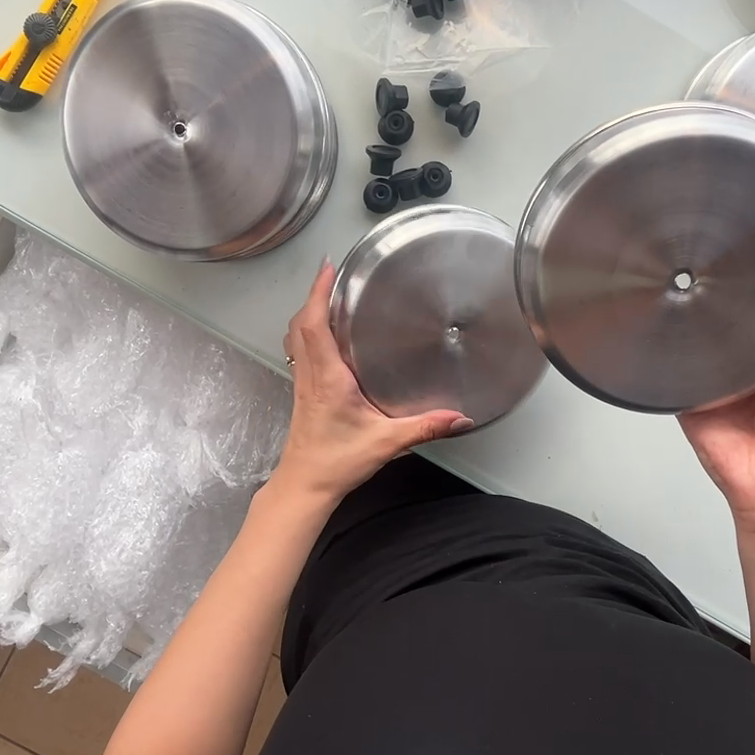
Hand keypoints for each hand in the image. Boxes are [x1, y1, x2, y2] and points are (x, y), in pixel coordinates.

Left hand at [272, 261, 472, 501]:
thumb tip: (458, 418)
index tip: (328, 269)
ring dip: (307, 315)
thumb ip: (424, 427)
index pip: (314, 324)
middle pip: (300, 325)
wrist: (305, 486)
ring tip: (327, 299)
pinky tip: (328, 341)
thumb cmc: (335, 463)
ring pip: (296, 339)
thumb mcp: (386, 442)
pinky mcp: (304, 396)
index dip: (318, 293)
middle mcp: (310, 376)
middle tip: (331, 276)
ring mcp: (303, 385)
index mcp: (327, 378)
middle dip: (313, 296)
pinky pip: (301, 355)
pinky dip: (309, 336)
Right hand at [678, 290, 754, 530]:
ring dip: (697, 339)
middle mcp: (745, 371)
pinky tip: (678, 350)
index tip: (751, 270)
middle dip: (722, 316)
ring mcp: (715, 387)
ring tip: (696, 318)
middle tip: (719, 288)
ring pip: (697, 349)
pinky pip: (675, 377)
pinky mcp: (689, 402)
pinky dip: (674, 365)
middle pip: (725, 331)